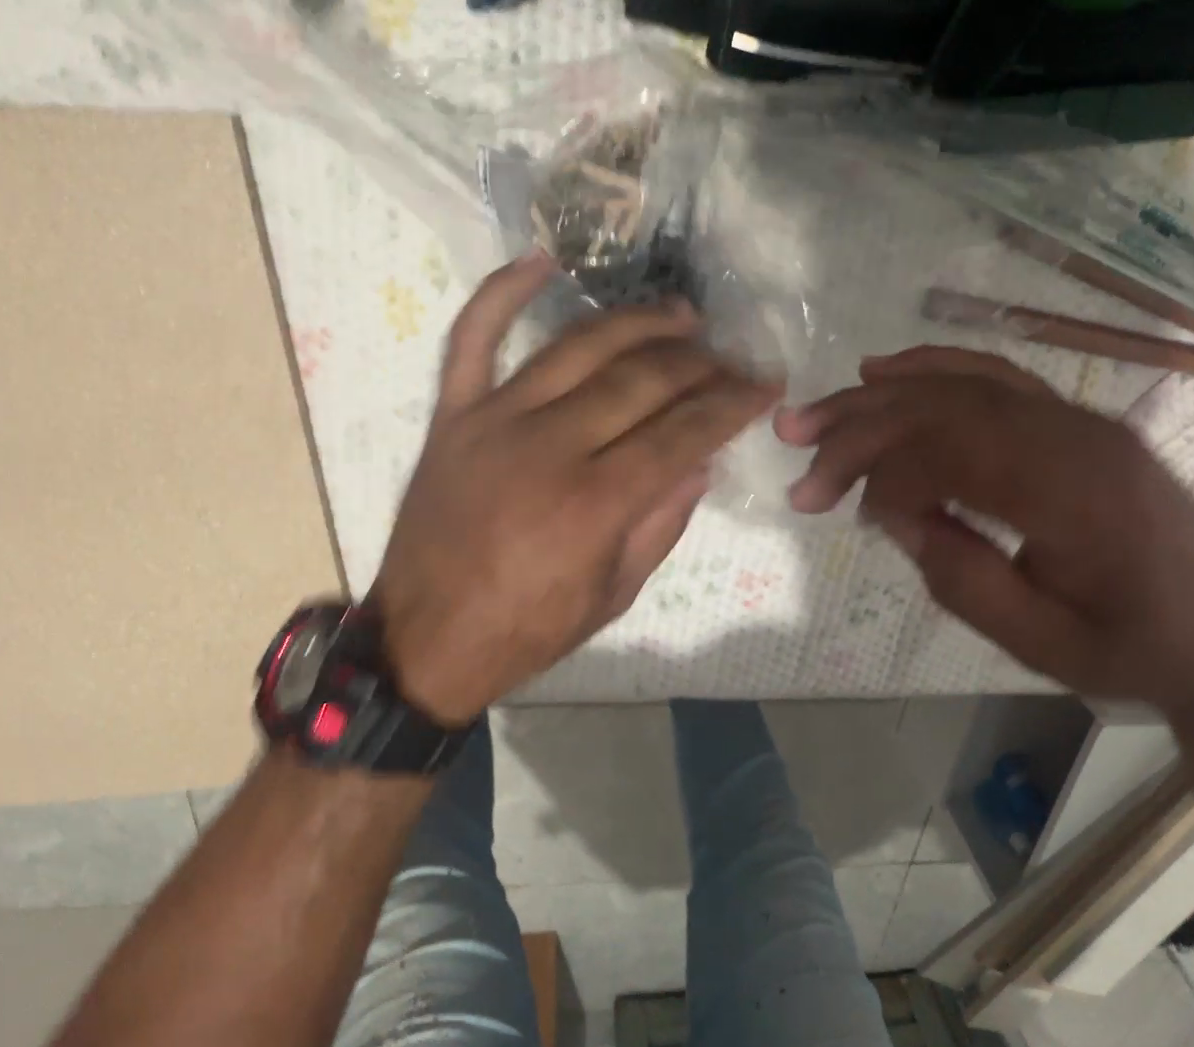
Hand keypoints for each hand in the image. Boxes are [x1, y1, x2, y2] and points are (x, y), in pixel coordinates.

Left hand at [370, 254, 779, 722]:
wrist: (427, 639)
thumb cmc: (529, 629)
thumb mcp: (614, 593)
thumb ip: (661, 523)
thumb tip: (700, 460)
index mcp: (595, 503)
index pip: (683, 432)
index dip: (733, 404)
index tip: (766, 385)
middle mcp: (549, 446)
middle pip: (640, 380)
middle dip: (699, 364)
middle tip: (731, 357)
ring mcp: (495, 421)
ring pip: (577, 347)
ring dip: (636, 323)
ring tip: (680, 316)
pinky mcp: (453, 415)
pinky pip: (473, 338)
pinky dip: (503, 293)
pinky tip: (542, 260)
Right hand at [775, 346, 1193, 714]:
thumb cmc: (1129, 650)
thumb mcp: (1036, 640)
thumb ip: (957, 575)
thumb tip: (890, 512)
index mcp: (1072, 494)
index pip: (949, 451)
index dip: (880, 473)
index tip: (839, 512)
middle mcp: (1075, 436)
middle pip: (945, 405)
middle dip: (860, 423)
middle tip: (792, 442)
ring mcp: (1079, 419)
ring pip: (963, 384)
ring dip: (882, 393)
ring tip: (817, 411)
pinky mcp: (1076, 421)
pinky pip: (996, 379)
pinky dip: (935, 371)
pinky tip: (887, 372)